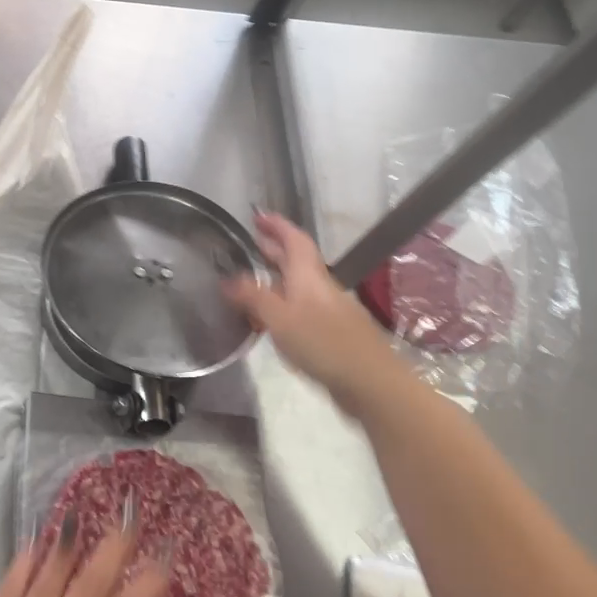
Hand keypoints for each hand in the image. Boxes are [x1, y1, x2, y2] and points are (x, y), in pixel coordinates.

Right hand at [226, 210, 398, 406]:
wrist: (370, 381)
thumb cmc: (323, 344)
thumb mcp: (279, 319)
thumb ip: (253, 298)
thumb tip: (227, 279)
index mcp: (309, 277)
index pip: (294, 240)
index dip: (277, 226)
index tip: (258, 215)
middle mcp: (321, 288)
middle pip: (297, 261)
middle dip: (275, 249)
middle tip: (252, 243)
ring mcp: (328, 311)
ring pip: (298, 285)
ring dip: (277, 278)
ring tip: (252, 281)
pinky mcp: (331, 333)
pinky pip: (301, 308)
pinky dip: (282, 303)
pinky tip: (270, 319)